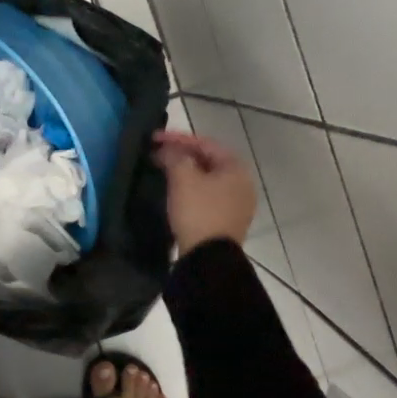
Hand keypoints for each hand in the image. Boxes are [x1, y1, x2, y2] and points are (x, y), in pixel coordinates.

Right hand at [152, 130, 255, 254]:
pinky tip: (175, 191)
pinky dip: (191, 189)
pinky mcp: (227, 221)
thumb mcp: (183, 178)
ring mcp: (237, 204)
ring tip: (162, 170)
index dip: (177, 138)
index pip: (205, 143)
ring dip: (185, 172)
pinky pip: (208, 196)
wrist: (208, 259)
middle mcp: (242, 183)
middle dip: (181, 155)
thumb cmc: (199, 212)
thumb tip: (169, 149)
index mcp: (236, 168)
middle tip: (157, 154)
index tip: (154, 138)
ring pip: (207, 179)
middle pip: (208, 160)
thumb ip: (175, 156)